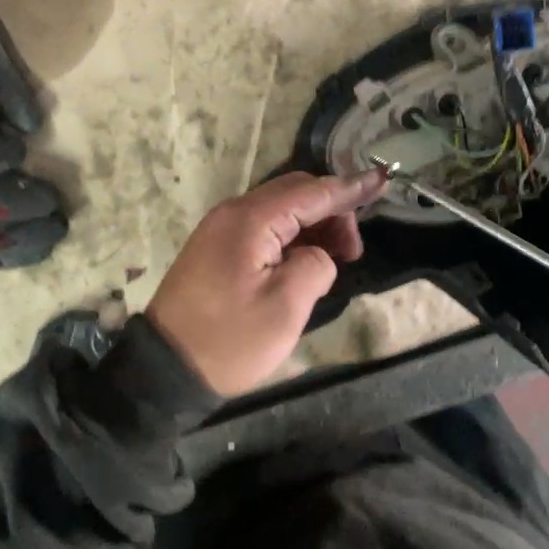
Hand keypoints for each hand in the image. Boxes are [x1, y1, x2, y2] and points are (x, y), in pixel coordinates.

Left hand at [147, 170, 387, 396]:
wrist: (165, 367)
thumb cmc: (229, 340)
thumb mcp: (285, 308)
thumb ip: (315, 267)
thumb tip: (317, 255)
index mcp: (250, 220)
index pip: (311, 192)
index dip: (349, 189)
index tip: (382, 181)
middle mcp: (233, 212)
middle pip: (295, 193)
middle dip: (332, 213)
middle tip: (351, 254)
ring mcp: (220, 228)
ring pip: (279, 210)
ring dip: (311, 227)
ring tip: (333, 262)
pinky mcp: (215, 247)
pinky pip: (262, 228)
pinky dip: (289, 237)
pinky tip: (303, 263)